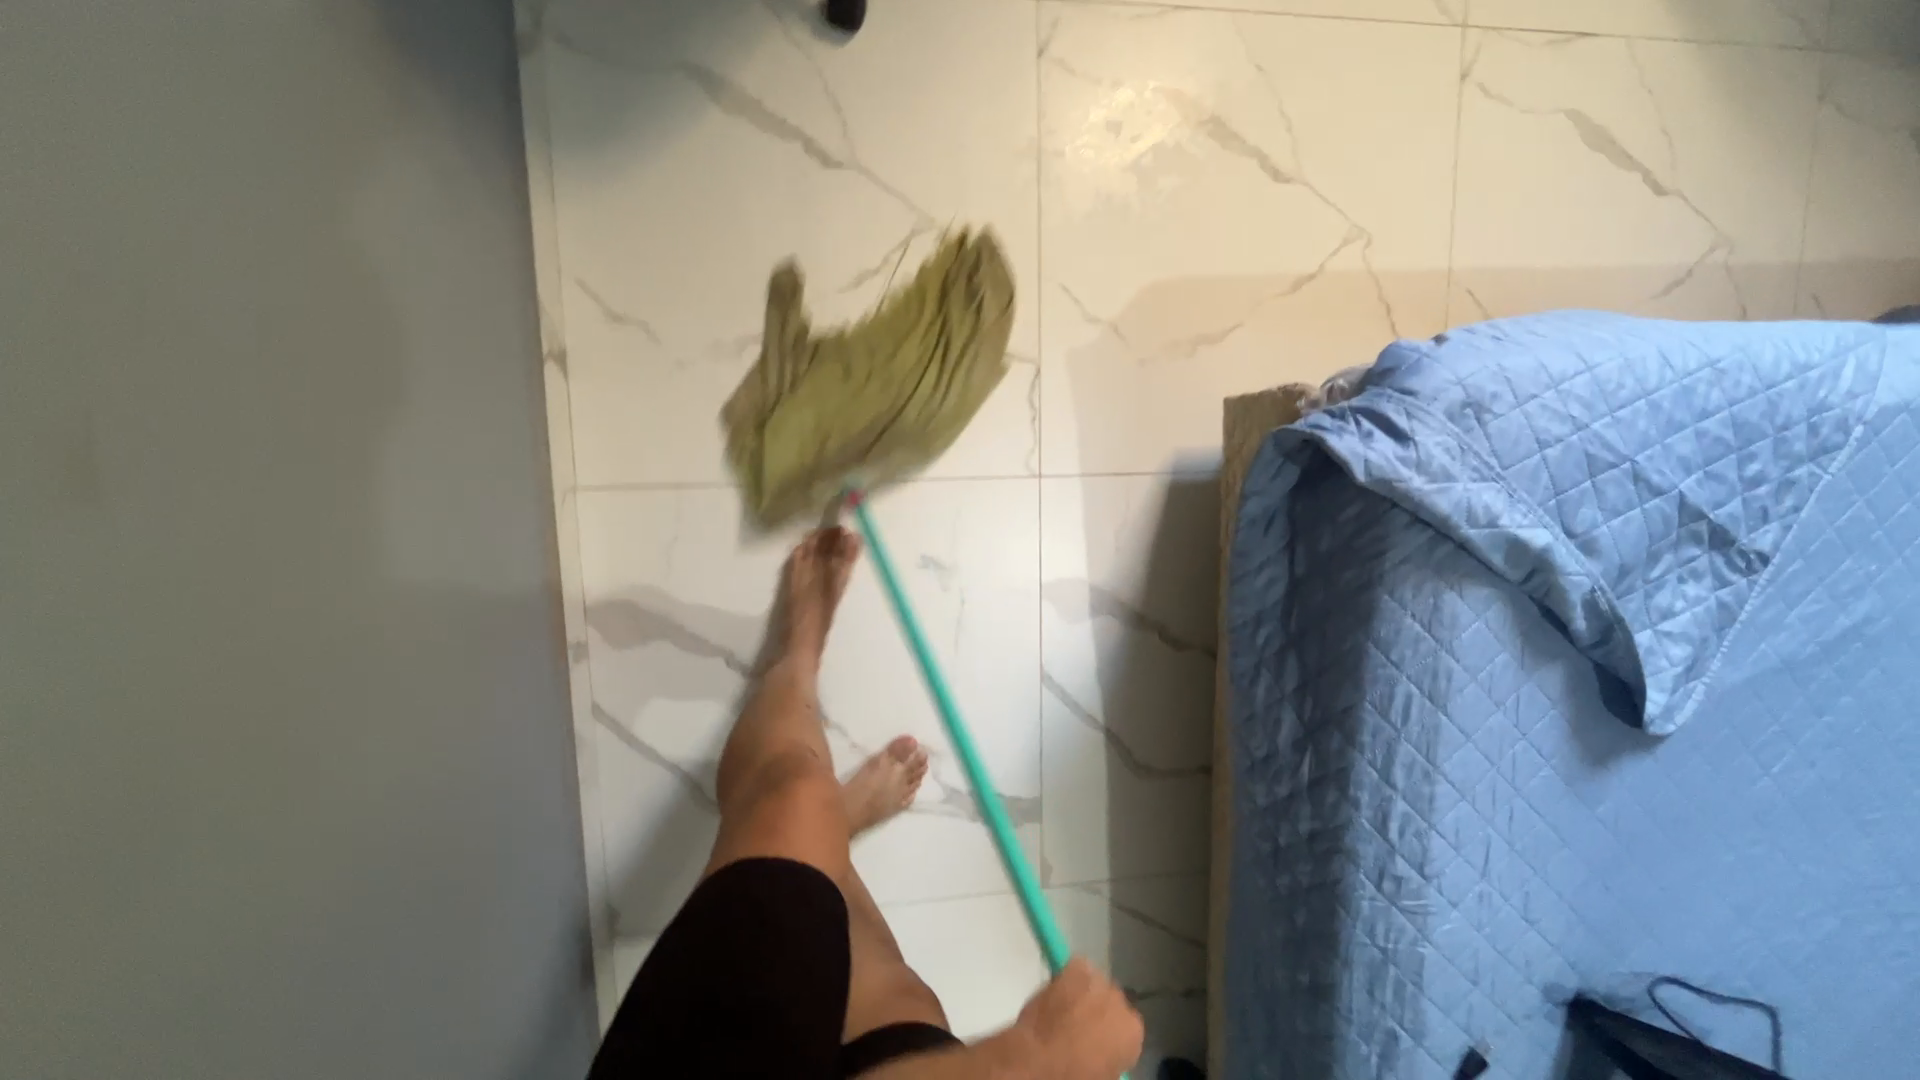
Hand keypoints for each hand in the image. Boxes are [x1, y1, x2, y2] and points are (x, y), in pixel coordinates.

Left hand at [1009, 958, 1142, 1079]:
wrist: (1044, 1059)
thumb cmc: (1076, 1073)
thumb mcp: (1105, 1071)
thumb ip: (1111, 1053)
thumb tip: (1102, 1047)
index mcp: (1133, 1031)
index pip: (1127, 1027)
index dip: (1110, 1033)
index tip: (1098, 1041)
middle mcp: (1120, 1001)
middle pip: (1111, 1000)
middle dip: (1099, 1009)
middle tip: (1081, 1024)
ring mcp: (1098, 981)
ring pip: (1095, 982)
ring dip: (1085, 991)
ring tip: (1067, 1006)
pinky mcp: (1076, 967)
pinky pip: (1078, 967)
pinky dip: (1070, 976)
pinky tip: (1059, 990)